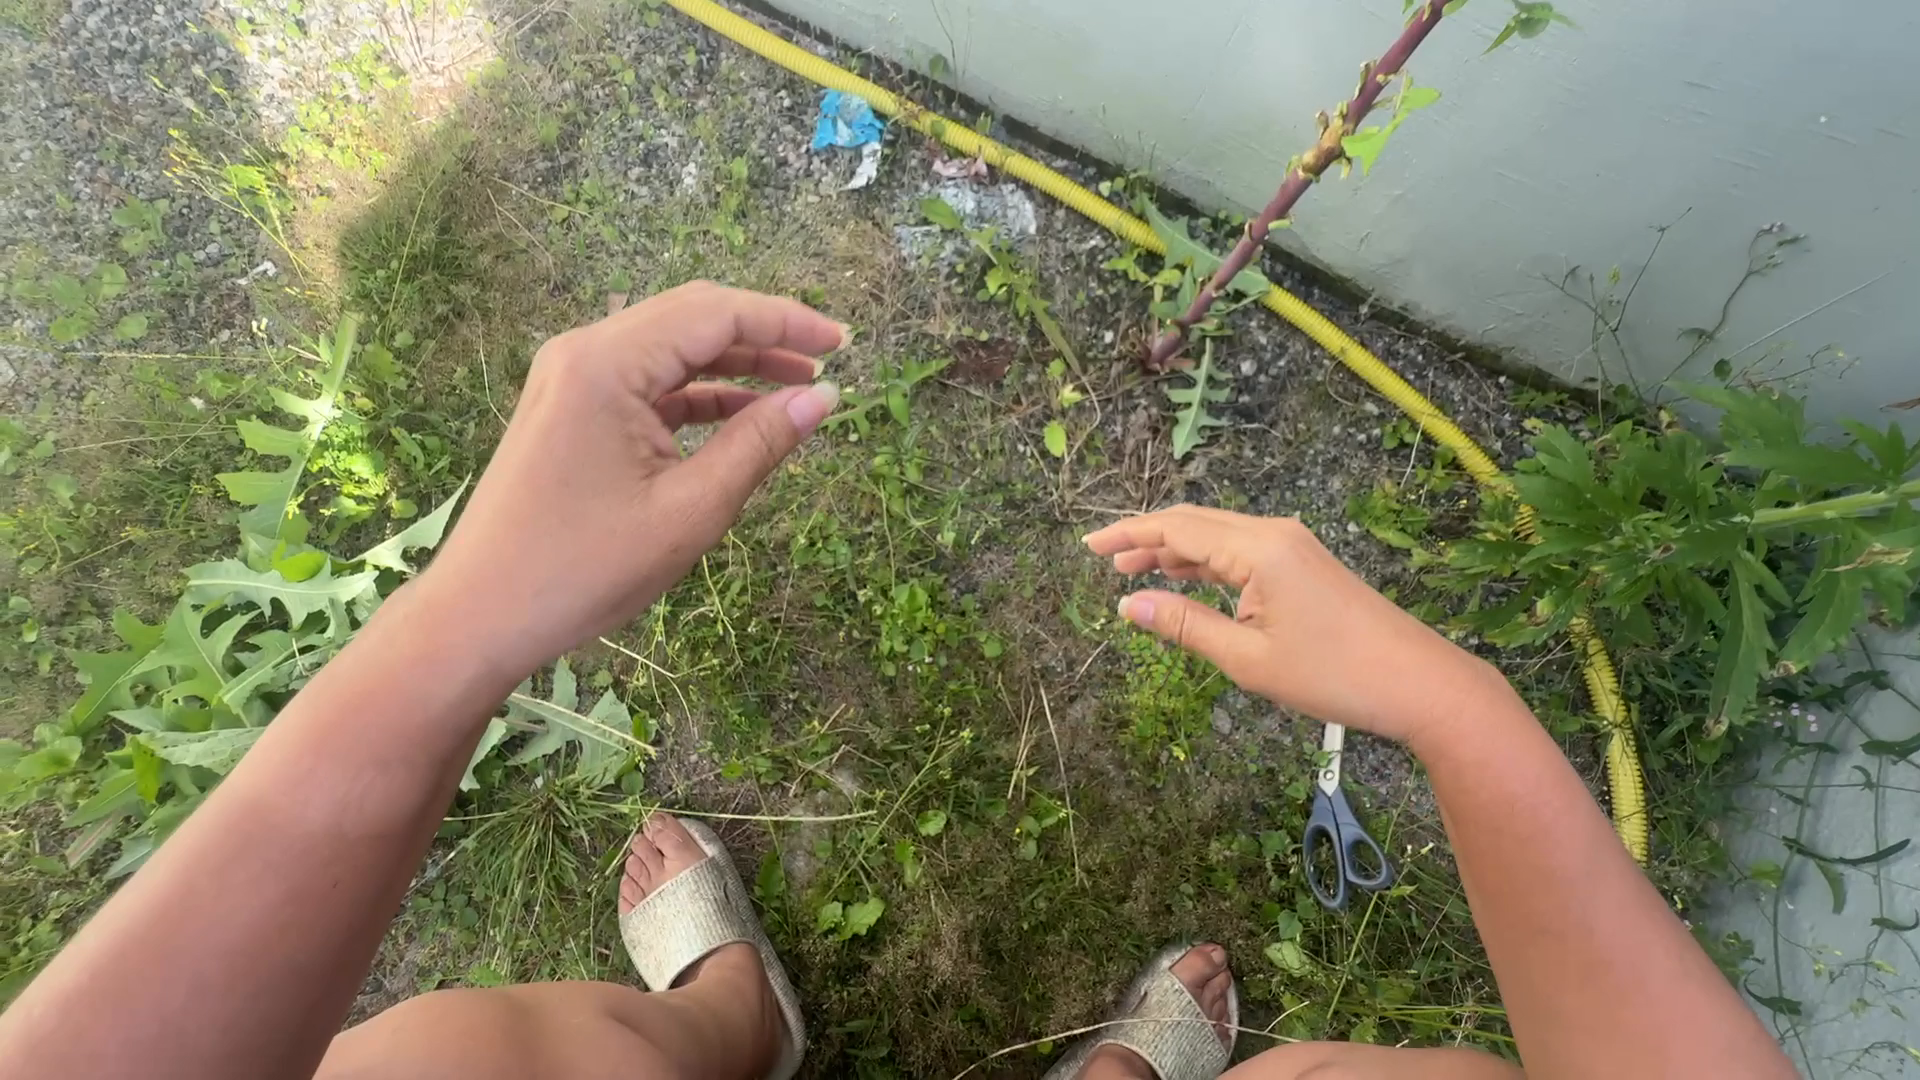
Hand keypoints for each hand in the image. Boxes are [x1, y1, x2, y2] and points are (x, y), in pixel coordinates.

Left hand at [412, 282, 844, 676]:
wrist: (484, 614)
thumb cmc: (589, 566)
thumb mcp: (692, 507)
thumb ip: (760, 443)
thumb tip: (824, 398)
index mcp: (609, 364)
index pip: (715, 314)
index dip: (786, 321)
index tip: (843, 342)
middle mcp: (587, 353)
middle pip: (693, 319)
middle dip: (765, 335)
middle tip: (827, 358)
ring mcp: (577, 380)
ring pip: (674, 350)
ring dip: (737, 365)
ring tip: (798, 385)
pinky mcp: (577, 411)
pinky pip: (653, 385)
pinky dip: (703, 395)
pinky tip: (745, 415)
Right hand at [1084, 505, 1503, 745]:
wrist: (1421, 684)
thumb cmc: (1332, 675)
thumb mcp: (1246, 657)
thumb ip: (1182, 625)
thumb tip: (1125, 604)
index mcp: (1257, 549)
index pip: (1176, 529)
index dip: (1128, 534)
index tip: (1089, 545)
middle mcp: (1273, 533)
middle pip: (1193, 523)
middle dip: (1145, 539)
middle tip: (1104, 560)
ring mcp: (1291, 545)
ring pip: (1216, 535)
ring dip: (1173, 550)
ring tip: (1132, 571)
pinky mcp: (1301, 562)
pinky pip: (1238, 551)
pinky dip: (1204, 562)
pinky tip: (1183, 576)